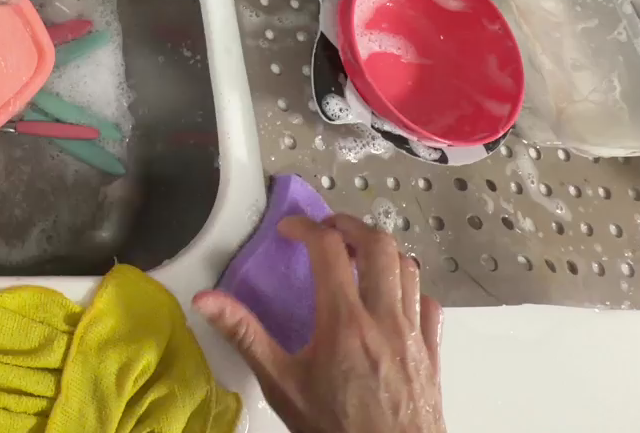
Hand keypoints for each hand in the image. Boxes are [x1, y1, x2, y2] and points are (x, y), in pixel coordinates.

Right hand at [194, 214, 444, 432]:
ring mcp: (415, 336)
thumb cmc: (335, 429)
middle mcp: (385, 319)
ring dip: (382, 253)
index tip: (287, 231)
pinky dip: (411, 290)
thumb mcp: (281, 385)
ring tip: (356, 257)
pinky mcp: (435, 357)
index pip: (328, 246)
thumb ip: (244, 335)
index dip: (304, 226)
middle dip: (350, 226)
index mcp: (345, 320)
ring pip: (409, 269)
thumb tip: (205, 299)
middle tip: (326, 231)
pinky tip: (391, 299)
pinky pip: (430, 306)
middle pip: (379, 245)